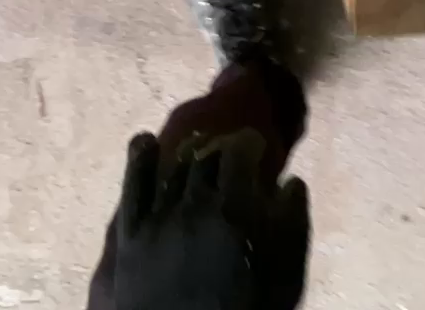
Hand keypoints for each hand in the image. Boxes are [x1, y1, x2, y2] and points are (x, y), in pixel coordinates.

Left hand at [111, 130, 310, 309]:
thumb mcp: (285, 281)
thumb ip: (292, 227)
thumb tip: (293, 183)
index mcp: (234, 212)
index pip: (238, 152)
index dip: (248, 142)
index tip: (256, 147)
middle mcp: (194, 206)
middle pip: (206, 157)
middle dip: (221, 149)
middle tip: (230, 156)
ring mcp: (158, 220)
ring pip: (174, 167)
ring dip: (189, 153)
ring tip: (199, 151)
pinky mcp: (131, 237)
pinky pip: (132, 187)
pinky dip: (139, 158)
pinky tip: (145, 142)